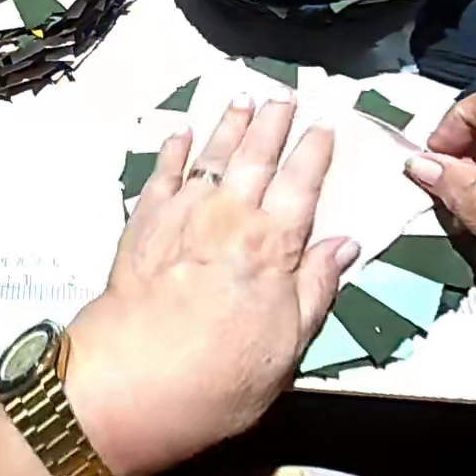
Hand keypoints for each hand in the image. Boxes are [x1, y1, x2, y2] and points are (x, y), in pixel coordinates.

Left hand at [63, 94, 358, 475]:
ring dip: (230, 123)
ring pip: (213, 153)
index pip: (302, 183)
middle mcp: (230, 214)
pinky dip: (174, 149)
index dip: (314, 150)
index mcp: (272, 244)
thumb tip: (345, 243)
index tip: (322, 125)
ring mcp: (184, 211)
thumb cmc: (219, 376)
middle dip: (273, 121)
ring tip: (243, 97)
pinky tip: (181, 132)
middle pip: (257, 155)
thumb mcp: (287, 347)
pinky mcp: (145, 219)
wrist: (130, 381)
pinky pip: (163, 172)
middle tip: (283, 94)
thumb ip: (317, 288)